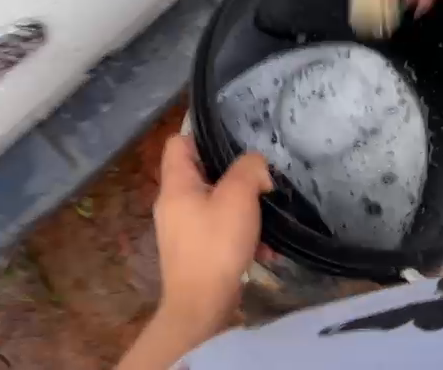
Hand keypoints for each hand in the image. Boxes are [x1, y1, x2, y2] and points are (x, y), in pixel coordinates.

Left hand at [151, 135, 271, 333]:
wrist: (202, 308)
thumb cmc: (216, 243)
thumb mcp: (238, 195)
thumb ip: (249, 167)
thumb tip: (255, 165)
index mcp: (176, 185)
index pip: (178, 142)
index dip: (204, 135)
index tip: (234, 140)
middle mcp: (174, 205)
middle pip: (203, 172)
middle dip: (235, 173)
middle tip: (259, 175)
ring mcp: (183, 231)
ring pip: (216, 202)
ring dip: (244, 206)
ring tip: (268, 213)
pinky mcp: (195, 253)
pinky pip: (220, 230)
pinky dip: (241, 232)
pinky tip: (265, 247)